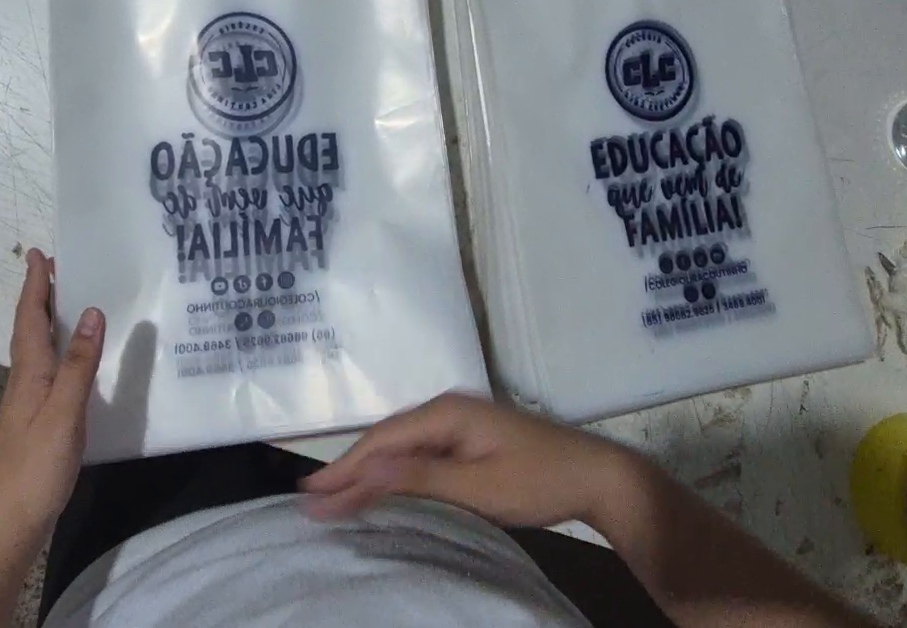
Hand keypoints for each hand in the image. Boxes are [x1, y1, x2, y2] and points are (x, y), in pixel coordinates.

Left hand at [0, 248, 104, 524]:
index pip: (31, 318)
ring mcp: (31, 400)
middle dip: (41, 295)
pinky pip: (52, 367)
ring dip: (50, 318)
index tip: (38, 252)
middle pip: (32, 327)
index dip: (35, 285)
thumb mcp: (63, 411)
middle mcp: (27, 379)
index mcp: (30, 372)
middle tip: (57, 266)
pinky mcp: (41, 418)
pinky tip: (78, 356)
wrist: (10, 521)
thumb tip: (92, 312)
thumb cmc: (35, 464)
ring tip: (70, 298)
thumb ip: (79, 364)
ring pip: (40, 346)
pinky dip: (62, 348)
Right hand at [301, 393, 645, 529]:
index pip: (383, 441)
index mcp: (445, 413)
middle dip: (349, 468)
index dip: (346, 467)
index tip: (312, 494)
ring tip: (333, 493)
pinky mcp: (466, 438)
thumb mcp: (479, 486)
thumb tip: (368, 467)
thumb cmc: (537, 480)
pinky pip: (417, 452)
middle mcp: (445, 409)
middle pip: (387, 440)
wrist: (595, 475)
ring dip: (368, 470)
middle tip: (311, 498)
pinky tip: (379, 483)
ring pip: (400, 446)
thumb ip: (421, 476)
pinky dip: (393, 469)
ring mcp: (457, 422)